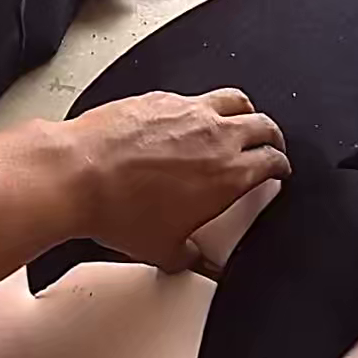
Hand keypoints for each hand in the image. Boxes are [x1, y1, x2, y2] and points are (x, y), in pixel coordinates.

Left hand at [60, 89, 291, 271]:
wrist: (78, 175)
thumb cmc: (119, 210)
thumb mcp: (161, 249)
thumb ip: (188, 257)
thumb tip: (194, 262)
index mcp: (228, 175)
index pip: (271, 162)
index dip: (279, 166)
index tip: (277, 170)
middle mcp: (215, 136)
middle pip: (263, 125)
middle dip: (271, 137)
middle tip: (269, 146)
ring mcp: (188, 110)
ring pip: (234, 101)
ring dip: (244, 112)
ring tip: (240, 122)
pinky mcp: (160, 97)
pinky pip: (193, 95)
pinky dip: (200, 106)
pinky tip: (187, 118)